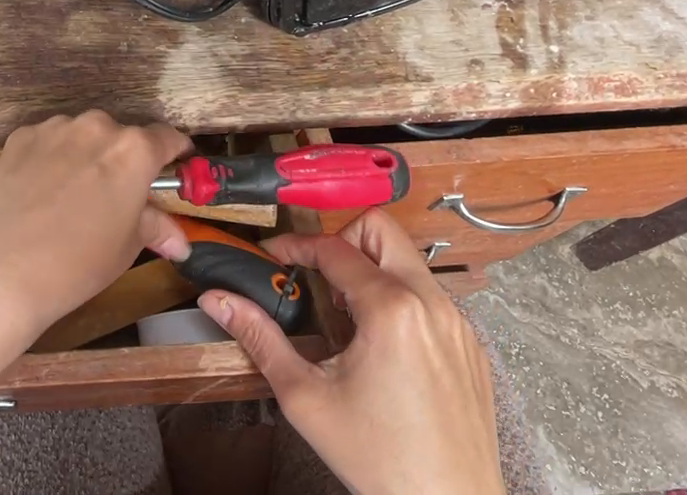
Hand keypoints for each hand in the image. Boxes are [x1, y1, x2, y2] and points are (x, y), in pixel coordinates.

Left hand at [0, 110, 192, 339]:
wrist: (3, 269)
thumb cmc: (78, 262)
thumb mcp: (127, 247)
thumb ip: (155, 227)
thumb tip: (179, 240)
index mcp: (133, 150)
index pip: (167, 138)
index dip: (174, 152)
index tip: (175, 165)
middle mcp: (96, 126)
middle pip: (120, 136)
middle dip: (122, 160)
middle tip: (116, 195)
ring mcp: (54, 128)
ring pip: (81, 136)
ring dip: (85, 156)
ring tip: (73, 196)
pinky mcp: (20, 137)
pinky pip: (47, 142)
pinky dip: (50, 159)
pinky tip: (41, 192)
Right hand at [201, 209, 503, 494]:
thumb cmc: (380, 459)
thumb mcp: (305, 396)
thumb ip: (259, 338)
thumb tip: (217, 300)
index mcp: (390, 309)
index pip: (333, 247)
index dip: (295, 245)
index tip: (273, 256)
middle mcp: (430, 303)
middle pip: (381, 228)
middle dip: (342, 238)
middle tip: (316, 273)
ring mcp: (457, 323)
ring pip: (407, 261)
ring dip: (370, 269)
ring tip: (344, 316)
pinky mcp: (470, 344)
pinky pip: (429, 296)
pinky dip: (398, 298)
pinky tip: (379, 344)